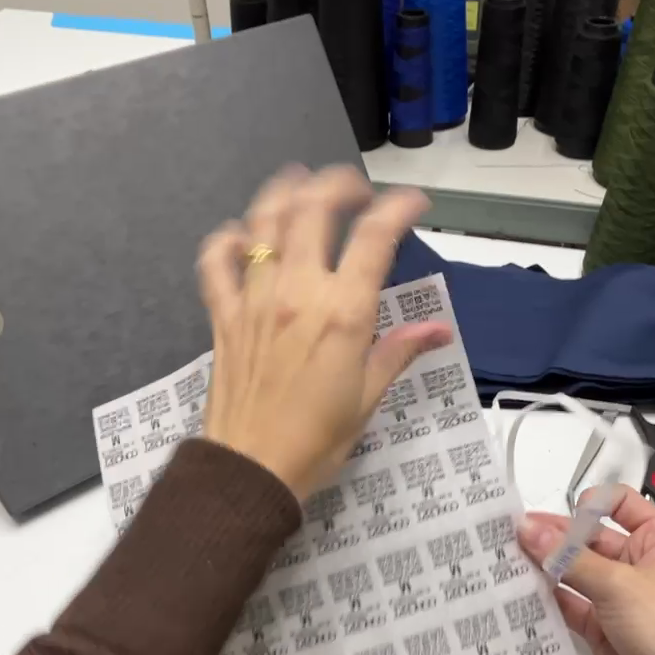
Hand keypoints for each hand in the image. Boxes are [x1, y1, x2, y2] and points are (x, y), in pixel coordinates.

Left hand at [196, 165, 451, 498]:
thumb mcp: (368, 398)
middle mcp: (297, 293)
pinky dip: (226, 240)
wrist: (252, 470)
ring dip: (284, 193)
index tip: (414, 203)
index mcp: (342, 314)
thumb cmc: (318, 441)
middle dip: (338, 185)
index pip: (375, 238)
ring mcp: (254, 300)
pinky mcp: (223, 316)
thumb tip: (438, 330)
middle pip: (313, 210)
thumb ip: (398, 352)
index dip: (399, 208)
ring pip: (263, 223)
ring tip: (301, 186)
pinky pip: (215, 263)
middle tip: (355, 189)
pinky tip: (240, 236)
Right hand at [517, 485, 654, 654]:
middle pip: (589, 538)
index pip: (621, 504)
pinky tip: (517, 589)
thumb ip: (569, 557)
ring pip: (575, 571)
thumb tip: (526, 528)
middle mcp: (638, 563)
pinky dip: (547, 598)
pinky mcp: (601, 626)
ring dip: (546, 566)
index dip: (590, 504)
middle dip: (554, 536)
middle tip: (510, 534)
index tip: (559, 518)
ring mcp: (618, 596)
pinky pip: (569, 604)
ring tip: (504, 558)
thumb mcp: (620, 585)